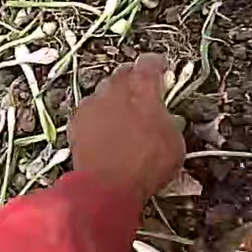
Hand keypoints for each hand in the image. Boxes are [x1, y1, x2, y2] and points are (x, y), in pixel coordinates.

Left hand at [69, 53, 184, 201]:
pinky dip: (98, 116)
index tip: (162, 70)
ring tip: (123, 116)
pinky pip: (90, 110)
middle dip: (133, 81)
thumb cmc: (145, 165)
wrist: (106, 187)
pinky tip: (105, 131)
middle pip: (124, 74)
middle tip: (143, 95)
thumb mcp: (175, 144)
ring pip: (104, 91)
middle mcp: (115, 90)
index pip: (150, 64)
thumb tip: (168, 119)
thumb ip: (170, 122)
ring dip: (114, 98)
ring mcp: (93, 104)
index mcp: (143, 89)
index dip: (157, 65)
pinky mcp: (76, 121)